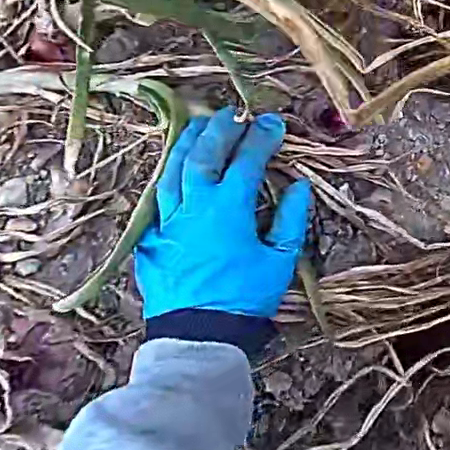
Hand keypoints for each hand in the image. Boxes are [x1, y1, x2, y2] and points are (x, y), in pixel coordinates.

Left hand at [135, 109, 313, 319]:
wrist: (198, 336)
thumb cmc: (246, 296)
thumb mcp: (280, 258)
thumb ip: (290, 218)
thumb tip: (298, 185)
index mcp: (228, 210)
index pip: (246, 162)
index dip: (261, 139)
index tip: (274, 122)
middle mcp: (193, 209)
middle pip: (202, 157)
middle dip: (219, 130)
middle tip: (233, 113)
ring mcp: (166, 224)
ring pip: (172, 173)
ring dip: (187, 145)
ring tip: (198, 125)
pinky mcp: (150, 241)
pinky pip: (158, 199)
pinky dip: (170, 176)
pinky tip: (177, 170)